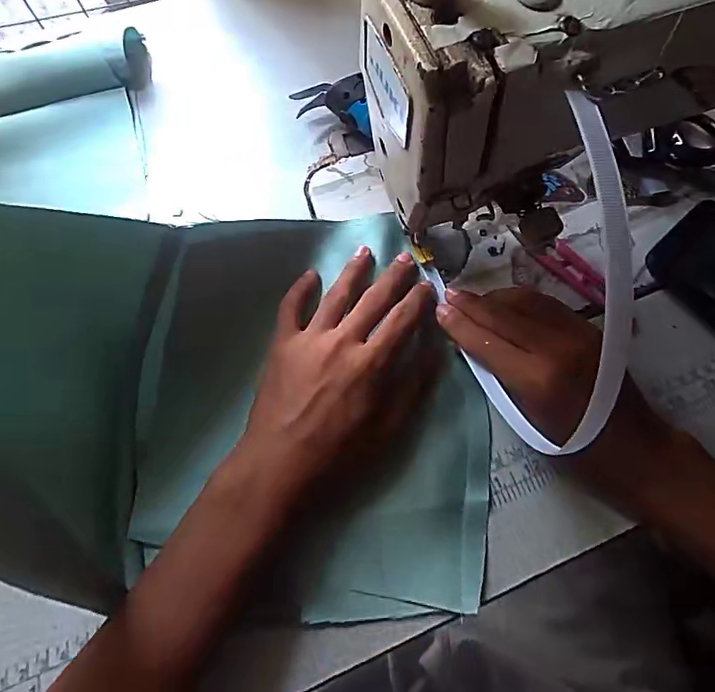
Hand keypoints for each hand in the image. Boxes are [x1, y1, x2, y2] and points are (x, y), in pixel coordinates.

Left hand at [234, 248, 439, 504]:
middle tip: (405, 257)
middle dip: (393, 277)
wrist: (279, 463)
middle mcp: (343, 341)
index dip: (417, 300)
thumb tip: (435, 352)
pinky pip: (291, 307)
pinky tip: (311, 275)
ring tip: (364, 251)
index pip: (402, 320)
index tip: (427, 285)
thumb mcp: (387, 429)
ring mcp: (309, 338)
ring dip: (353, 271)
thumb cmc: (338, 452)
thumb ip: (412, 387)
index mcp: (371, 362)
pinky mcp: (282, 342)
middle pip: (373, 299)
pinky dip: (300, 289)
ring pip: (336, 295)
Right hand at [435, 287, 688, 502]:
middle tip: (448, 296)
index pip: (488, 339)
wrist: (640, 451)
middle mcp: (557, 347)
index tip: (438, 309)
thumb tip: (471, 348)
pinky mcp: (589, 327)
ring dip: (495, 298)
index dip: (460, 323)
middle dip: (472, 304)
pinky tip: (506, 303)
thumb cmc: (579, 452)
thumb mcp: (530, 424)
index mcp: (539, 378)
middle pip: (504, 314)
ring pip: (525, 301)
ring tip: (472, 299)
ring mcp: (577, 332)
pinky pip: (546, 304)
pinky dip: (520, 301)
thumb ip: (500, 381)